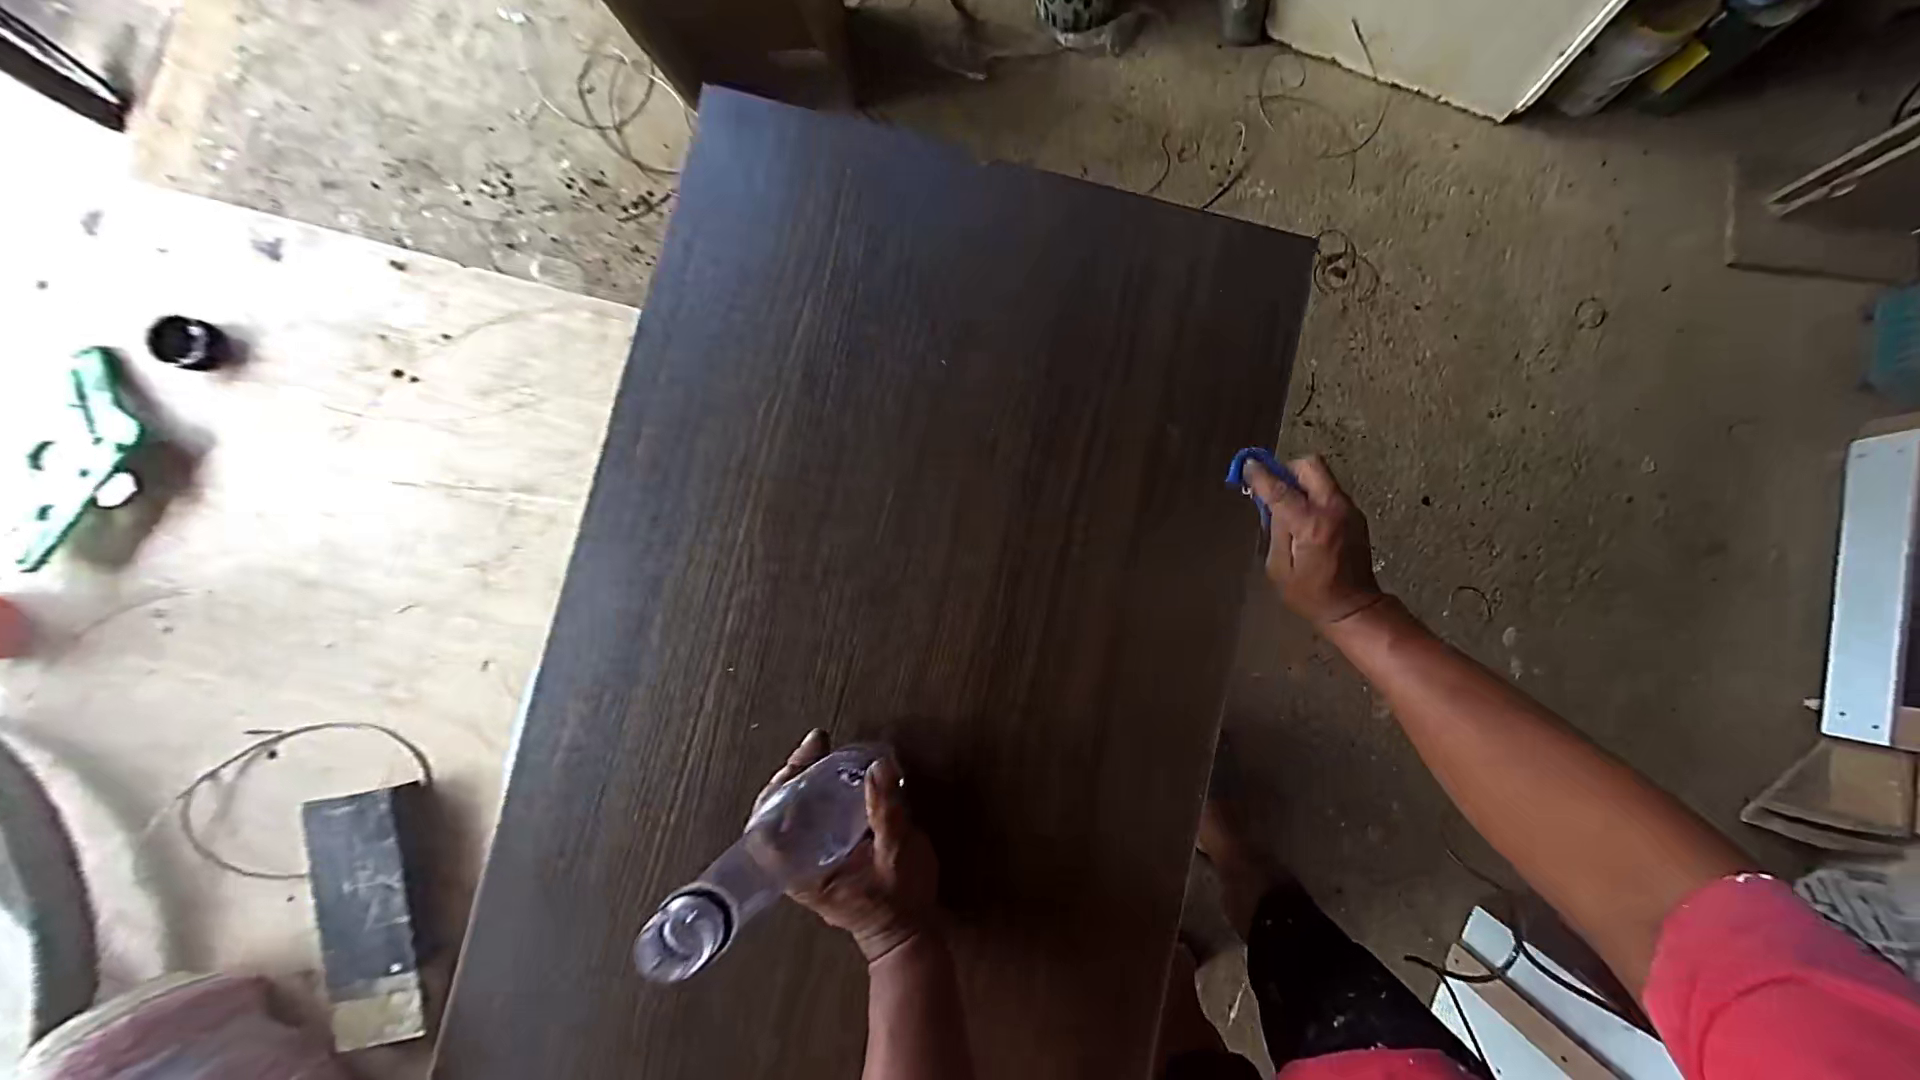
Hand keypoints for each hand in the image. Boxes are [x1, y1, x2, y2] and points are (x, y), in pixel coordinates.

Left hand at [755, 730, 940, 962]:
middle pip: (778, 813)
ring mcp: (812, 860)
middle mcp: (800, 866)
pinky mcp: (827, 853)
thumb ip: (887, 811)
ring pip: (795, 812)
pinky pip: (814, 816)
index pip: (765, 833)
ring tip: (826, 751)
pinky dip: (821, 790)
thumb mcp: (897, 854)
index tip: (800, 762)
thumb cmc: (899, 903)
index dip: (776, 793)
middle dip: (795, 772)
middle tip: (818, 743)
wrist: (909, 935)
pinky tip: (839, 773)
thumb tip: (878, 765)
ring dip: (806, 778)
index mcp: (804, 874)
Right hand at [1243, 454, 1384, 626]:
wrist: (1353, 606)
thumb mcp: (1278, 566)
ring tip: (1284, 505)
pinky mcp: (1354, 515)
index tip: (1247, 465)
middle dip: (1286, 470)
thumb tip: (1270, 505)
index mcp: (1312, 524)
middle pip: (1309, 466)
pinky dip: (1311, 494)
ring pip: (1321, 476)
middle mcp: (1334, 510)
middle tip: (1270, 487)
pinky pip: (1328, 491)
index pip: (1280, 489)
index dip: (1260, 475)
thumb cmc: (1309, 593)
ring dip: (1299, 482)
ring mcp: (1348, 510)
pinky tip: (1300, 516)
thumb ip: (1275, 529)